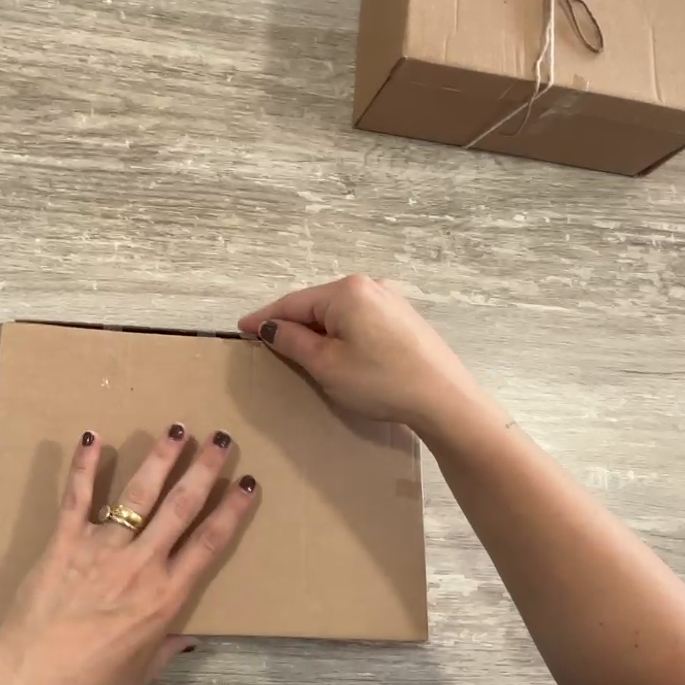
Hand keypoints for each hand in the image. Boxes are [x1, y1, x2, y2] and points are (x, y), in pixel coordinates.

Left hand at [0, 426, 257, 684]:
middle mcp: (140, 565)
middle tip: (220, 438)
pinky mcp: (65, 541)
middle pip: (181, 507)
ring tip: (177, 428)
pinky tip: (94, 436)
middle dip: (204, 469)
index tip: (247, 483)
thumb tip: (190, 636)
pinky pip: (78, 496)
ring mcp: (102, 549)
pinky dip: (85, 465)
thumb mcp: (142, 672)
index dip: (231, 510)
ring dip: (160, 458)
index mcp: (165, 598)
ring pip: (138, 494)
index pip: (209, 543)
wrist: (30, 684)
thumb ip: (169, 647)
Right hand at [239, 274, 488, 430]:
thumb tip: (270, 327)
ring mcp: (391, 299)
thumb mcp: (326, 365)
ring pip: (339, 312)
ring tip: (300, 350)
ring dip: (318, 330)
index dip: (264, 318)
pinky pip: (360, 319)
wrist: (444, 399)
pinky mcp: (405, 317)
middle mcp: (370, 285)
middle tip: (268, 343)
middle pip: (316, 304)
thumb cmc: (380, 382)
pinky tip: (338, 351)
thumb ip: (293, 341)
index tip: (241, 328)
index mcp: (346, 291)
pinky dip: (341, 332)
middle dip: (292, 323)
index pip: (292, 303)